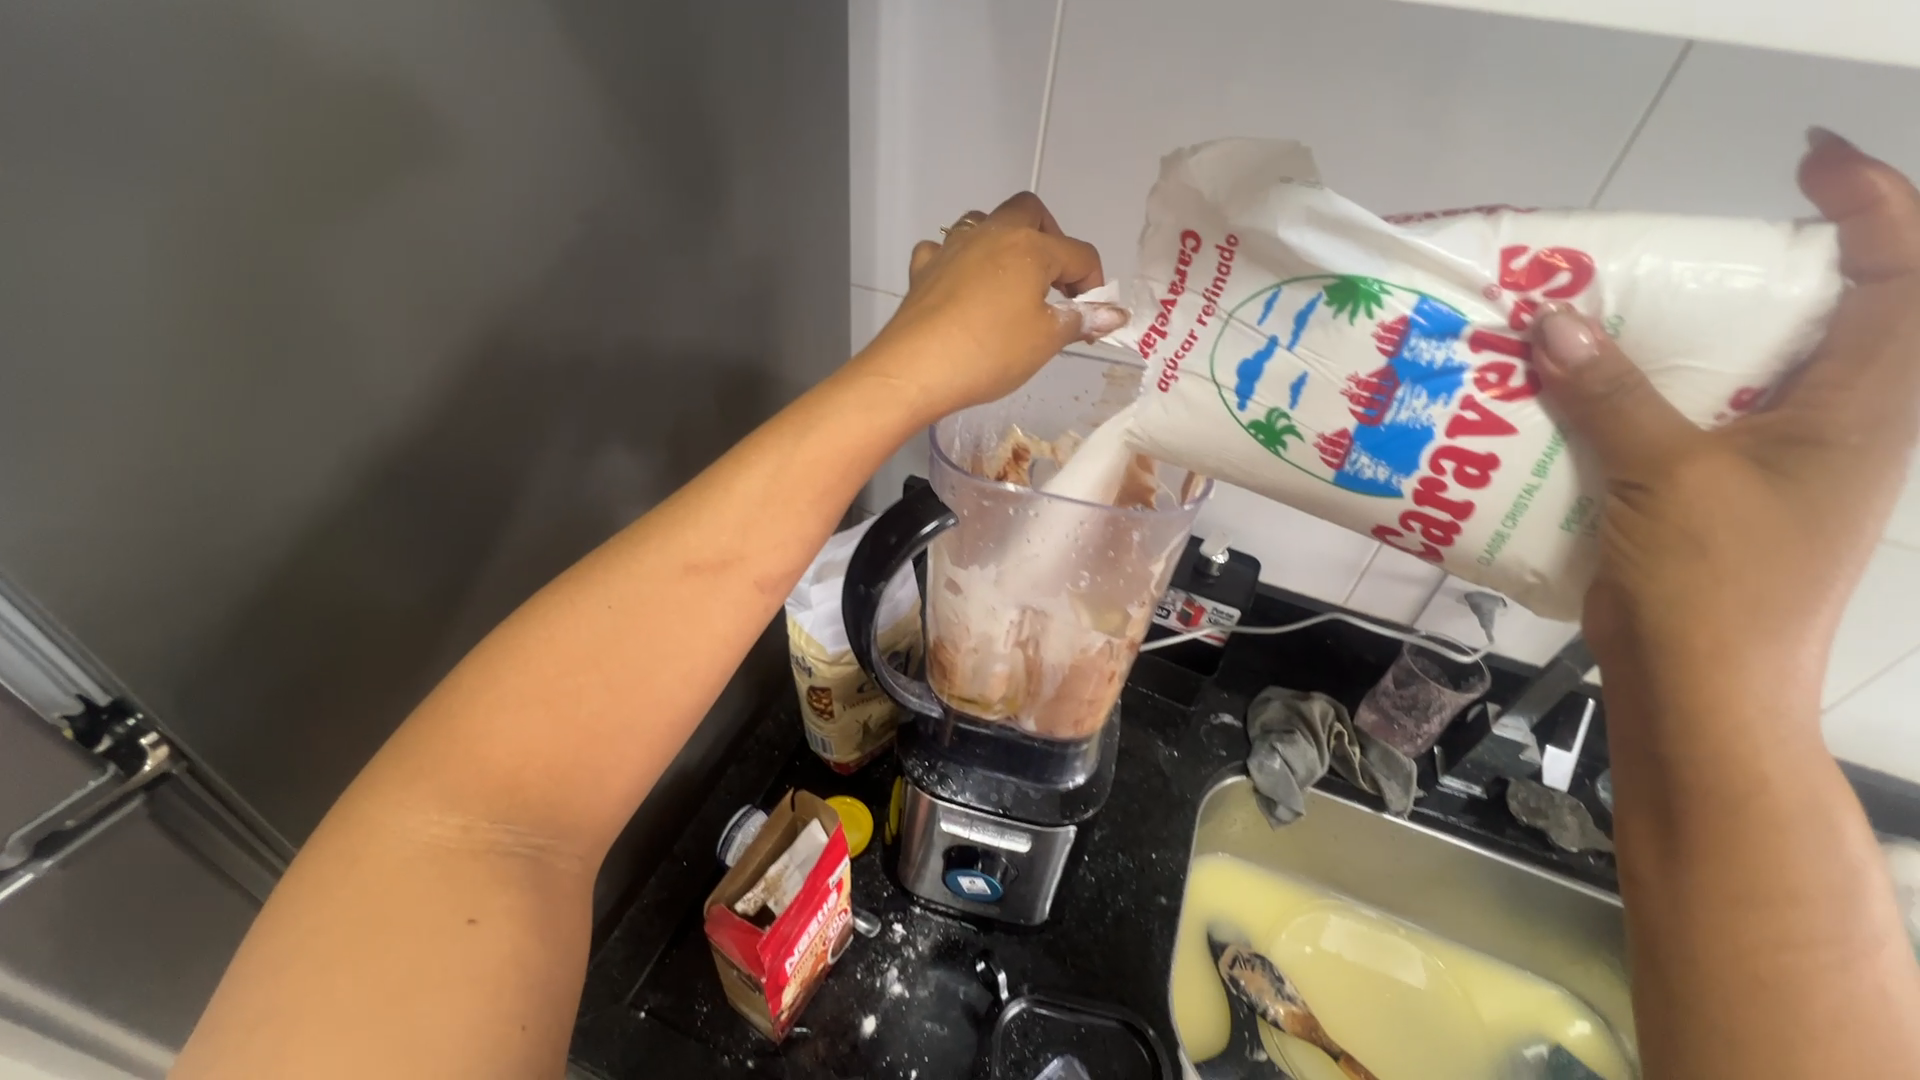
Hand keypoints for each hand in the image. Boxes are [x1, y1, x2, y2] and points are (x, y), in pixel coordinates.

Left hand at [850, 192, 1127, 418]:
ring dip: (1004, 242)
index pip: (1079, 254)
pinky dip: (959, 261)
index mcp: (1031, 247)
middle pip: (1030, 213)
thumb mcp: (1045, 341)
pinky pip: (944, 250)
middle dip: (1051, 238)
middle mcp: (992, 234)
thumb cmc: (990, 353)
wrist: (915, 369)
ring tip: (1012, 282)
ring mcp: (952, 248)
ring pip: (985, 222)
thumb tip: (1115, 313)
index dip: (1093, 285)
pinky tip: (962, 286)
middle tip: (1055, 281)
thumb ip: (1081, 320)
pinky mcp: (923, 270)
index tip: (1090, 319)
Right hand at [1532, 129, 1919, 710]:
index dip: (1874, 203)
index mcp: (1864, 408)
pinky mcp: (1708, 490)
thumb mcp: (1667, 476)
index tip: (1803, 163)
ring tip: (1603, 316)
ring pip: (1737, 370)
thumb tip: (1548, 319)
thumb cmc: (1716, 581)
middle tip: (1671, 254)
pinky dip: (1631, 394)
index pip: (1906, 275)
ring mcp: (1768, 460)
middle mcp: (1831, 423)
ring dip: (1674, 339)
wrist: (1700, 685)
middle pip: (1822, 314)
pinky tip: (1573, 393)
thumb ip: (1611, 394)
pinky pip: (1677, 418)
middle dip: (1757, 269)